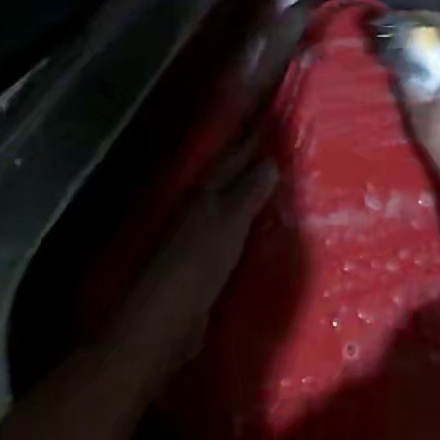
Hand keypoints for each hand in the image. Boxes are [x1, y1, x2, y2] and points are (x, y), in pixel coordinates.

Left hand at [105, 139, 277, 386]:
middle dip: (251, 154)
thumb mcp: (228, 225)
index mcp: (206, 193)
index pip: (233, 154)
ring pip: (231, 196)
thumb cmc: (195, 269)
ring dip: (251, 183)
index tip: (273, 112)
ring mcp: (199, 233)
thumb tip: (270, 161)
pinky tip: (263, 218)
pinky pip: (233, 224)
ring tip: (279, 170)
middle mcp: (200, 206)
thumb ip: (249, 193)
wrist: (160, 326)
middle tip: (279, 135)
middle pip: (230, 172)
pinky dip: (249, 214)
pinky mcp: (204, 259)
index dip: (252, 135)